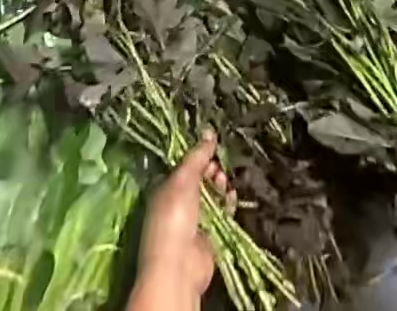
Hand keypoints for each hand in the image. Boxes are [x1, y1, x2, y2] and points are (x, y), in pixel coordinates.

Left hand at [129, 130, 225, 310]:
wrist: (179, 266)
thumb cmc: (174, 217)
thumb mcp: (183, 179)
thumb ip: (197, 155)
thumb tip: (210, 130)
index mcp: (165, 187)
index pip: (185, 164)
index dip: (199, 155)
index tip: (211, 148)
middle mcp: (178, 201)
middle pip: (200, 177)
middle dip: (212, 169)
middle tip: (217, 170)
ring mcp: (194, 218)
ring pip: (212, 192)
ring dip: (221, 184)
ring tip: (224, 184)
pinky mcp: (209, 232)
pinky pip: (222, 210)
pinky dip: (228, 202)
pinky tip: (232, 197)